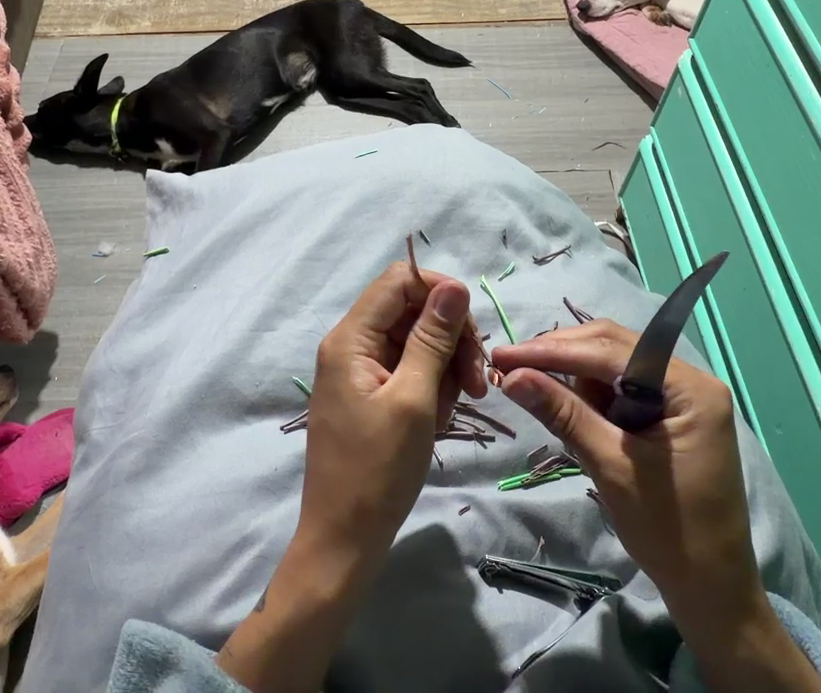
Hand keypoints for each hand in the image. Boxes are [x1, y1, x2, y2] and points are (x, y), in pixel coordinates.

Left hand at [299, 262, 484, 559]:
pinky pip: (409, 372)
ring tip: (453, 411)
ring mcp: (360, 371)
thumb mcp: (414, 400)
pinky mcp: (370, 395)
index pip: (399, 281)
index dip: (440, 291)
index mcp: (350, 339)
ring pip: (416, 343)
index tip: (473, 328)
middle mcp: (351, 345)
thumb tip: (454, 286)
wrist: (344, 539)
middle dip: (450, 339)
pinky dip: (431, 390)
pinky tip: (438, 421)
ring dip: (445, 369)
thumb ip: (433, 338)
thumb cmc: (377, 471)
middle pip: (411, 311)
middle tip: (476, 383)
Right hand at [490, 322, 820, 692]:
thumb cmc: (667, 529)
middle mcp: (689, 380)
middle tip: (509, 366)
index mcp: (690, 388)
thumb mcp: (610, 466)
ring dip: (574, 378)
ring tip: (538, 394)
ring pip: (613, 366)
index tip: (504, 354)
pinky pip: (621, 390)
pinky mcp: (669, 417)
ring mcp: (681, 398)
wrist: (710, 588)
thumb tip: (511, 375)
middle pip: (613, 348)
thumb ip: (564, 414)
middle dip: (561, 357)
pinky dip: (590, 397)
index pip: (611, 351)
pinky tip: (567, 409)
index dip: (553, 350)